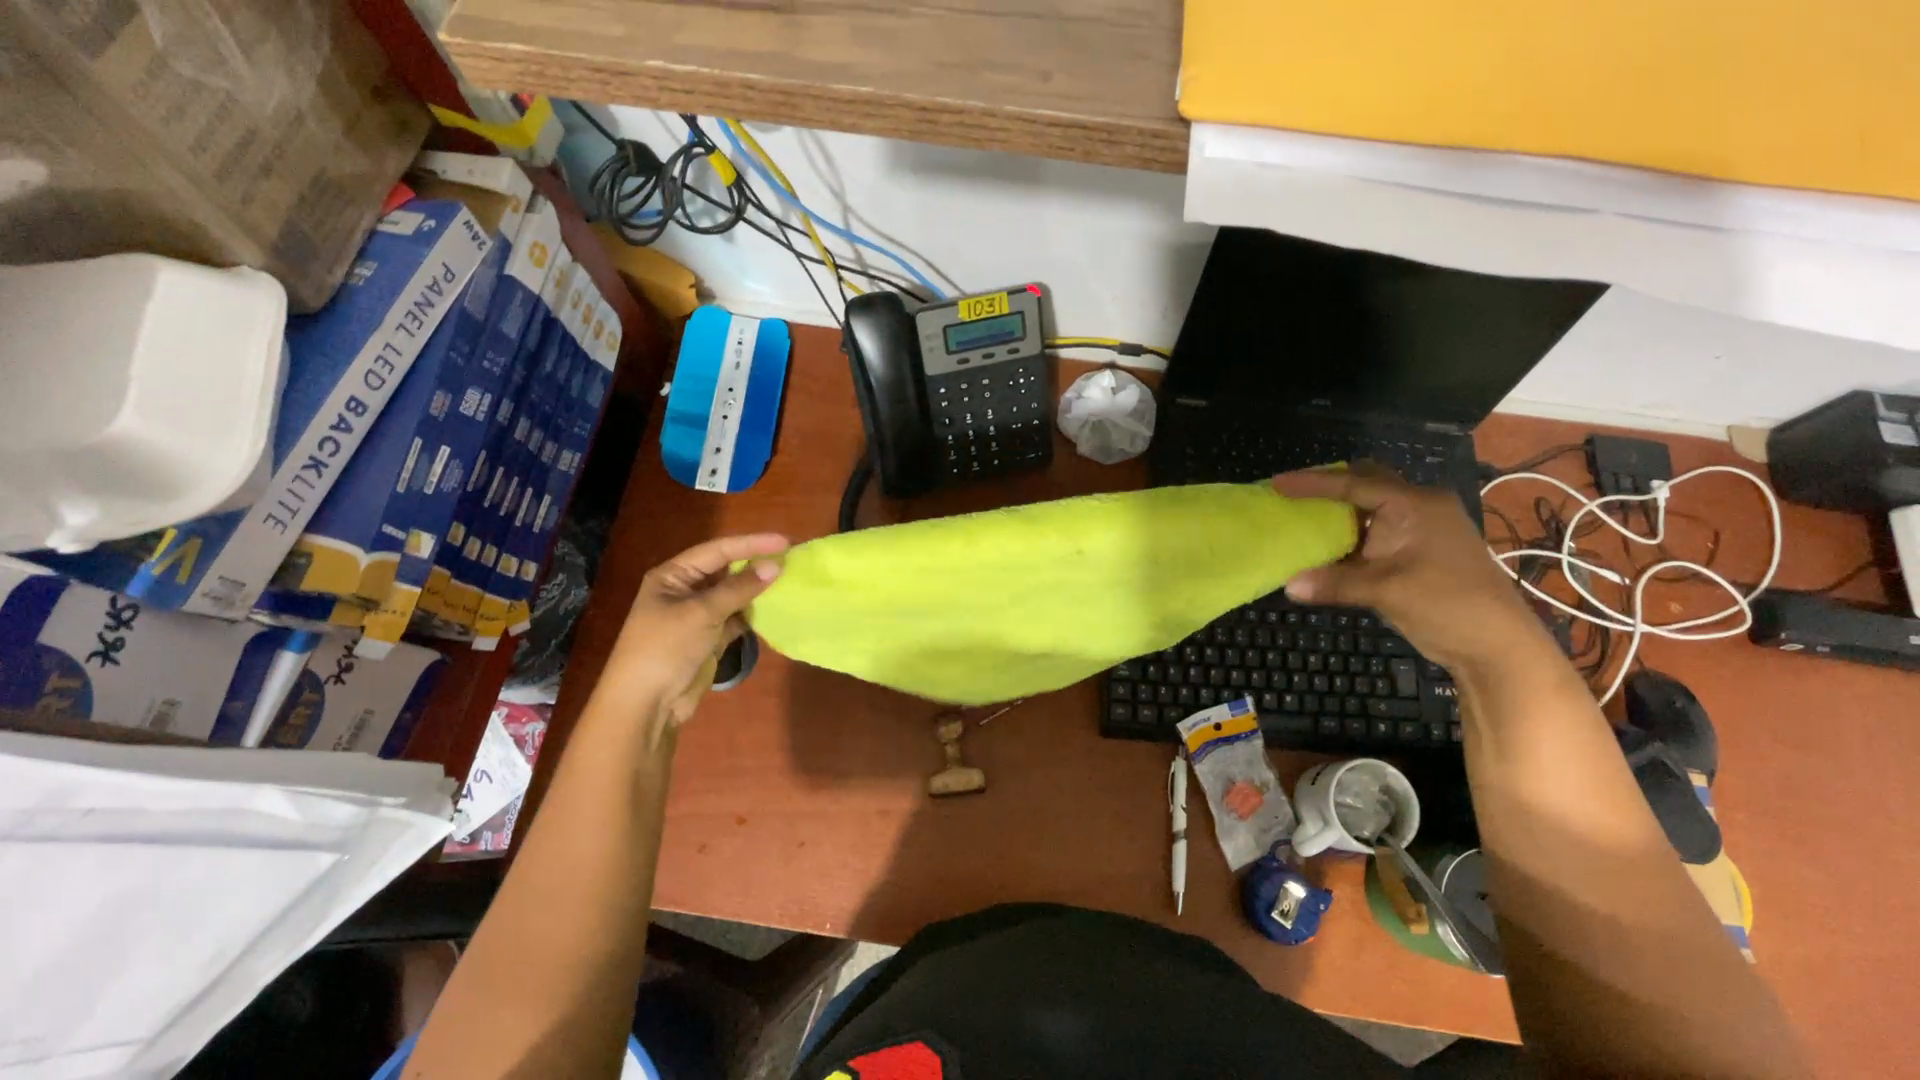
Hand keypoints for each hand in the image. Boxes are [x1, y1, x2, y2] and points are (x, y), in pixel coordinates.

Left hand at [611, 533, 788, 726]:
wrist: (647, 702)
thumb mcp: (703, 612)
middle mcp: (684, 591)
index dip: (751, 544)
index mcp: (673, 576)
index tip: (784, 541)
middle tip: (790, 558)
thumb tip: (774, 565)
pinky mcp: (708, 639)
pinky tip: (774, 610)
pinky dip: (752, 615)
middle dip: (755, 565)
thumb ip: (740, 588)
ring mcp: (697, 617)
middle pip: (725, 570)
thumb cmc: (666, 647)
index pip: (717, 551)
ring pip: (733, 596)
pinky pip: (735, 619)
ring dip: (756, 591)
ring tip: (788, 581)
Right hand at [1272, 466, 1546, 673]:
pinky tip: (1329, 549)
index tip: (1277, 484)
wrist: (1498, 644)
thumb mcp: (1385, 591)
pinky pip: (1380, 532)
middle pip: (1368, 484)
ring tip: (1304, 520)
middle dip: (1331, 487)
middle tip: (1293, 497)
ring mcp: (1425, 530)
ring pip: (1374, 508)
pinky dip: (1353, 536)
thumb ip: (1335, 583)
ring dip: (1341, 514)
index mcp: (1415, 505)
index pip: (1355, 484)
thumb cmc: (1447, 605)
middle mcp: (1421, 508)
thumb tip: (1288, 585)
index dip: (1313, 483)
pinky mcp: (1423, 552)